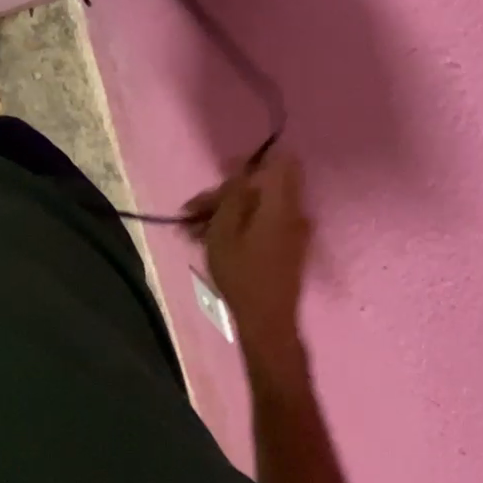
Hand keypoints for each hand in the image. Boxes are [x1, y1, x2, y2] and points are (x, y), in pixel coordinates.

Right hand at [183, 153, 313, 370]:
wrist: (267, 320)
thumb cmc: (241, 273)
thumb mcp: (224, 231)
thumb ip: (234, 196)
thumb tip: (242, 170)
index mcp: (280, 205)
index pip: (279, 163)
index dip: (249, 162)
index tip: (219, 173)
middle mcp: (293, 213)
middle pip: (259, 189)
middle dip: (223, 195)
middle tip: (190, 212)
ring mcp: (292, 232)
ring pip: (256, 208)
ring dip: (224, 213)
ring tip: (191, 232)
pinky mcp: (287, 248)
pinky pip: (260, 224)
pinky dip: (236, 226)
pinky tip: (208, 241)